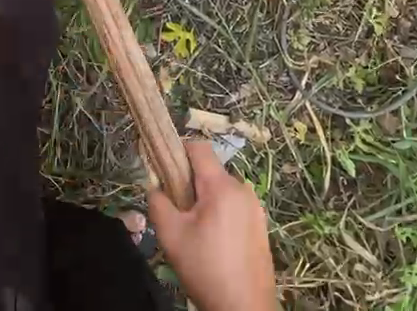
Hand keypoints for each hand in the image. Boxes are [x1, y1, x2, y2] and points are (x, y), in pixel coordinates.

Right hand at [150, 140, 277, 310]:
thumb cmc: (206, 269)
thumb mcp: (171, 235)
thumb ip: (157, 202)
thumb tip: (155, 187)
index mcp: (222, 187)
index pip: (198, 148)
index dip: (177, 152)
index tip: (164, 173)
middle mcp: (243, 190)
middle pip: (209, 172)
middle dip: (190, 184)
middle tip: (178, 213)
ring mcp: (256, 209)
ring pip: (222, 191)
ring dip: (205, 201)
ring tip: (196, 233)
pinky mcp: (261, 227)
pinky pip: (235, 208)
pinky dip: (221, 215)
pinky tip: (214, 244)